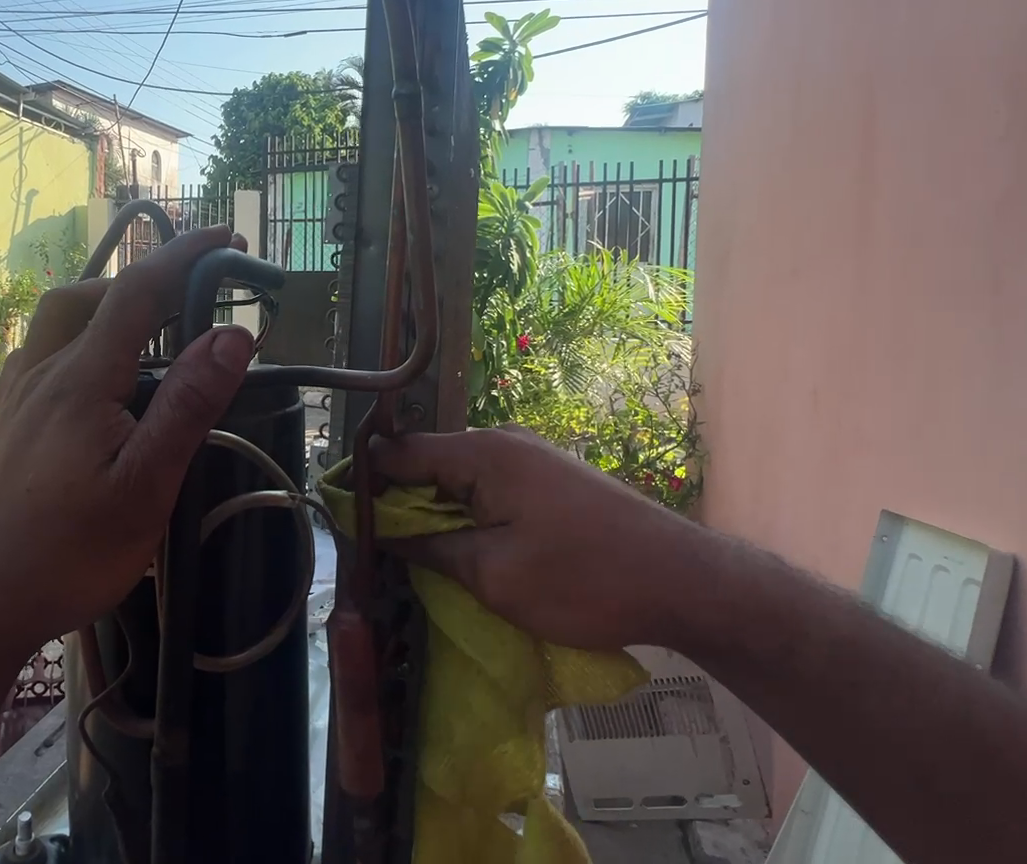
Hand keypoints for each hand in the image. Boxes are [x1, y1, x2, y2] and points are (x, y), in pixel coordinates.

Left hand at [0, 226, 256, 654]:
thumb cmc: (69, 553)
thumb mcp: (144, 486)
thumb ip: (186, 406)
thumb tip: (234, 334)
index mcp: (80, 379)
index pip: (138, 293)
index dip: (185, 256)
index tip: (229, 235)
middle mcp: (42, 372)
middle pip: (89, 296)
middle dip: (144, 280)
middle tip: (192, 295)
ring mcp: (16, 396)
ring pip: (59, 321)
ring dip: (107, 306)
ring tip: (151, 331)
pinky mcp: (6, 420)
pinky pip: (42, 351)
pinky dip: (79, 337)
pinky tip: (95, 375)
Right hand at [373, 426, 717, 650]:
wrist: (688, 583)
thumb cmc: (584, 580)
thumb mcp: (493, 574)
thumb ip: (430, 549)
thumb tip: (384, 536)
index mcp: (482, 454)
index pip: (400, 454)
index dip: (364, 480)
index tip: (338, 510)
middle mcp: (503, 443)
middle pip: (427, 461)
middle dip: (397, 499)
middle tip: (372, 541)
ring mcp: (530, 458)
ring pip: (457, 476)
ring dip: (433, 509)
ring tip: (411, 549)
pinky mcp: (549, 479)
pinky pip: (488, 487)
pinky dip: (465, 511)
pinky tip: (460, 543)